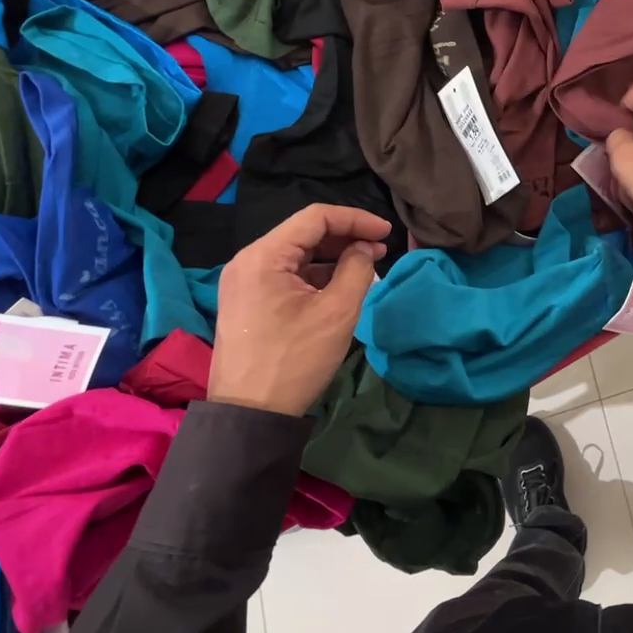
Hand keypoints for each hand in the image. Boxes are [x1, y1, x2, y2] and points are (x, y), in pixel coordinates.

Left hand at [207, 205, 392, 416]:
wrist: (250, 414)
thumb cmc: (296, 358)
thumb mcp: (338, 311)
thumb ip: (357, 268)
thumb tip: (366, 248)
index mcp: (264, 257)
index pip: (316, 217)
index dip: (356, 219)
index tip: (387, 231)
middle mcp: (248, 261)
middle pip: (305, 232)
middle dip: (346, 236)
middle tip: (381, 248)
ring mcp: (244, 281)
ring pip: (297, 252)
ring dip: (333, 254)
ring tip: (368, 264)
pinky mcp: (248, 300)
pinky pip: (287, 273)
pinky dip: (317, 272)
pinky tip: (341, 283)